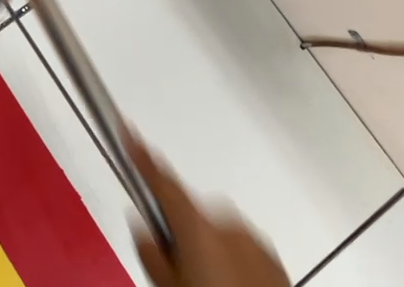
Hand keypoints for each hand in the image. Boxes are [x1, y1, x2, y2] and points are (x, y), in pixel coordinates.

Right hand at [129, 137, 287, 286]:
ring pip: (217, 234)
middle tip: (175, 268)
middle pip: (191, 215)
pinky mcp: (274, 262)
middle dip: (180, 233)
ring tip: (207, 286)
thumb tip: (143, 229)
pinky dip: (232, 263)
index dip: (142, 155)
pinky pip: (242, 250)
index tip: (129, 132)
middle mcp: (228, 225)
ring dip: (208, 251)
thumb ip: (150, 253)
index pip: (162, 182)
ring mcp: (255, 242)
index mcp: (198, 228)